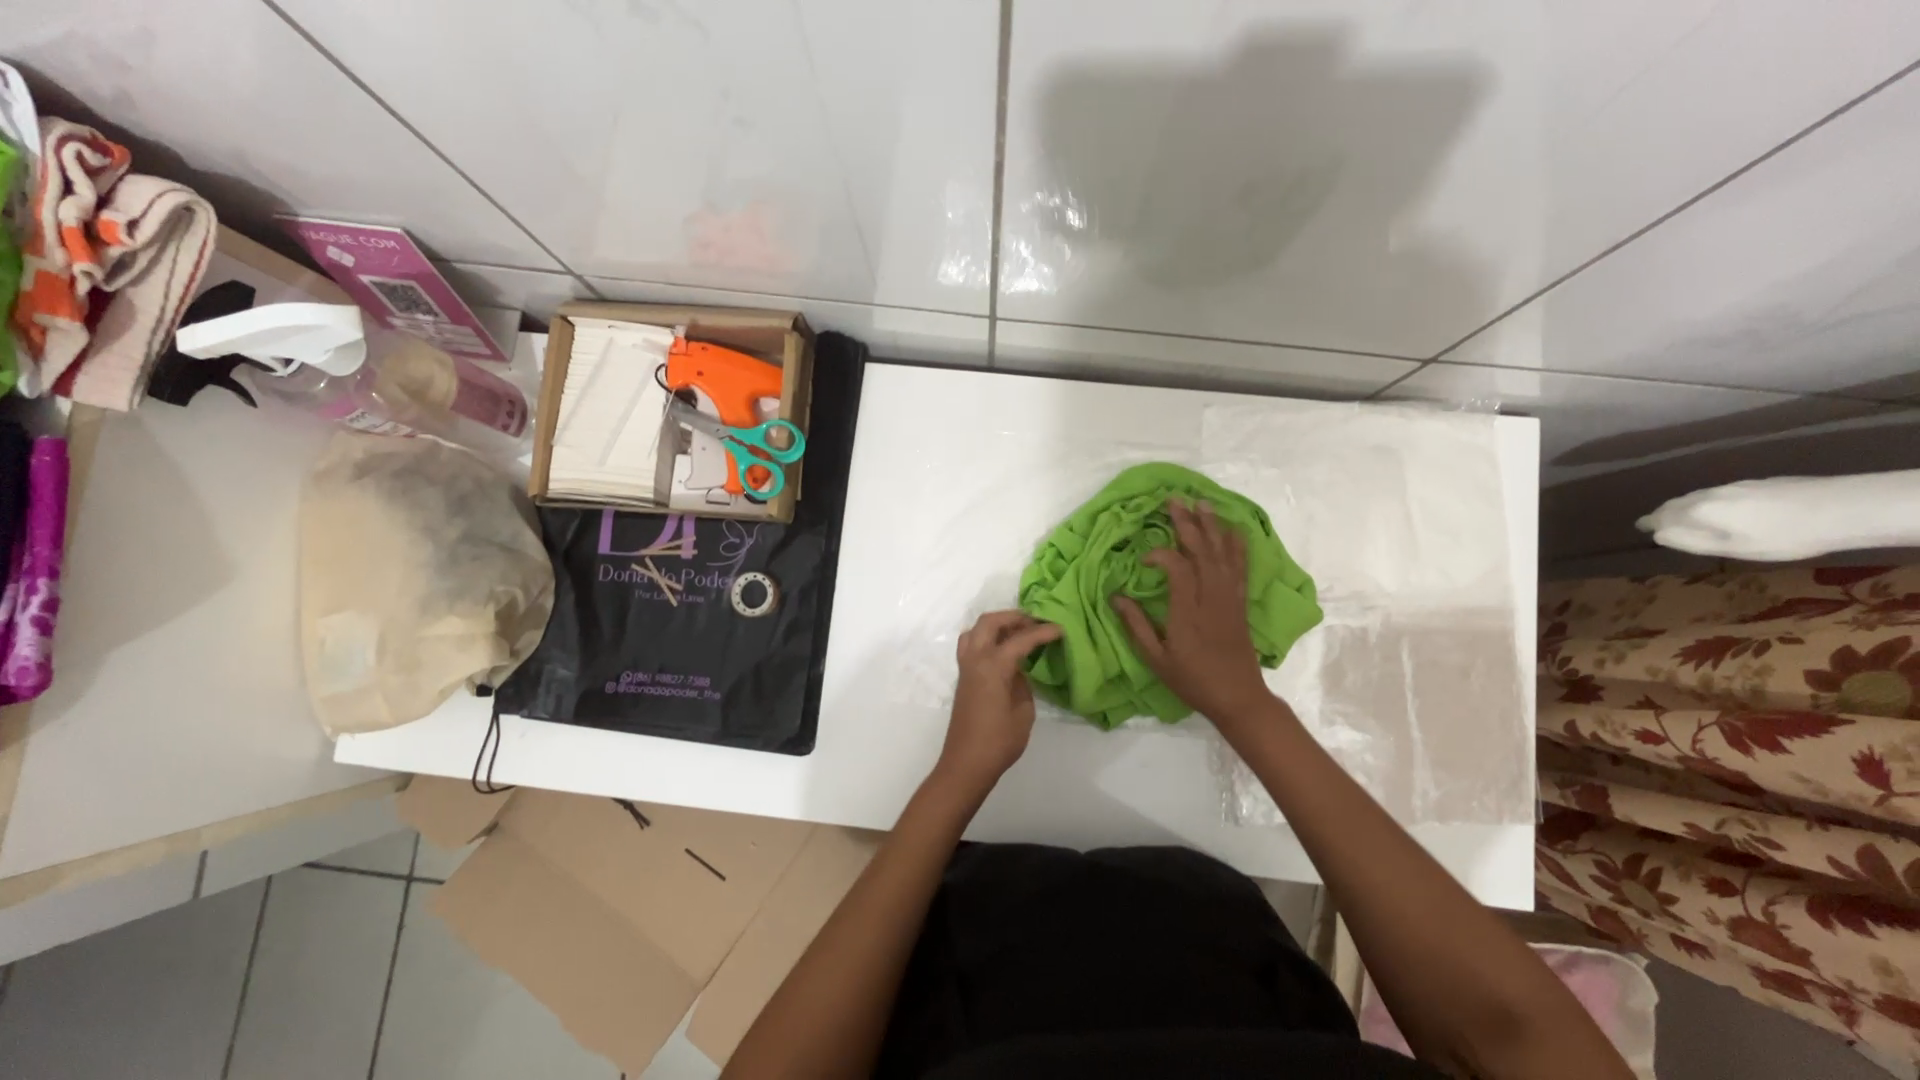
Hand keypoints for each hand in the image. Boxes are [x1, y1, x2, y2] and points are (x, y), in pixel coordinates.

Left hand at [936, 611, 1062, 789]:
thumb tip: (1019, 670)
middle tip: (1035, 623)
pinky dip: (987, 638)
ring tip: (1018, 633)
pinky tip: (1004, 650)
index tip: (1060, 628)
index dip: (1042, 632)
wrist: (966, 763)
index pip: (1021, 639)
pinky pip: (971, 644)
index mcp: (992, 666)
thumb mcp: (1023, 711)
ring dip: (996, 625)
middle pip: (990, 622)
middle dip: (1013, 618)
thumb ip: (1023, 684)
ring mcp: (965, 667)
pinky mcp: (963, 677)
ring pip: (975, 630)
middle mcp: (975, 660)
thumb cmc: (999, 741)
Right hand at [1112, 499, 1273, 725]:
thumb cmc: (1192, 680)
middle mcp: (1212, 599)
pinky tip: (1232, 529)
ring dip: (1212, 526)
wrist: (1238, 696)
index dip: (1161, 555)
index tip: (1145, 558)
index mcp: (1188, 613)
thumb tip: (1115, 597)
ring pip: (1223, 554)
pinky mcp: (1241, 602)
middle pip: (1202, 553)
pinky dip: (1237, 545)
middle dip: (1188, 524)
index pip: (1178, 569)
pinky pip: (1241, 567)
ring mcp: (1230, 599)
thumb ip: (1136, 626)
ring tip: (1201, 503)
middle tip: (1173, 501)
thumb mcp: (1156, 659)